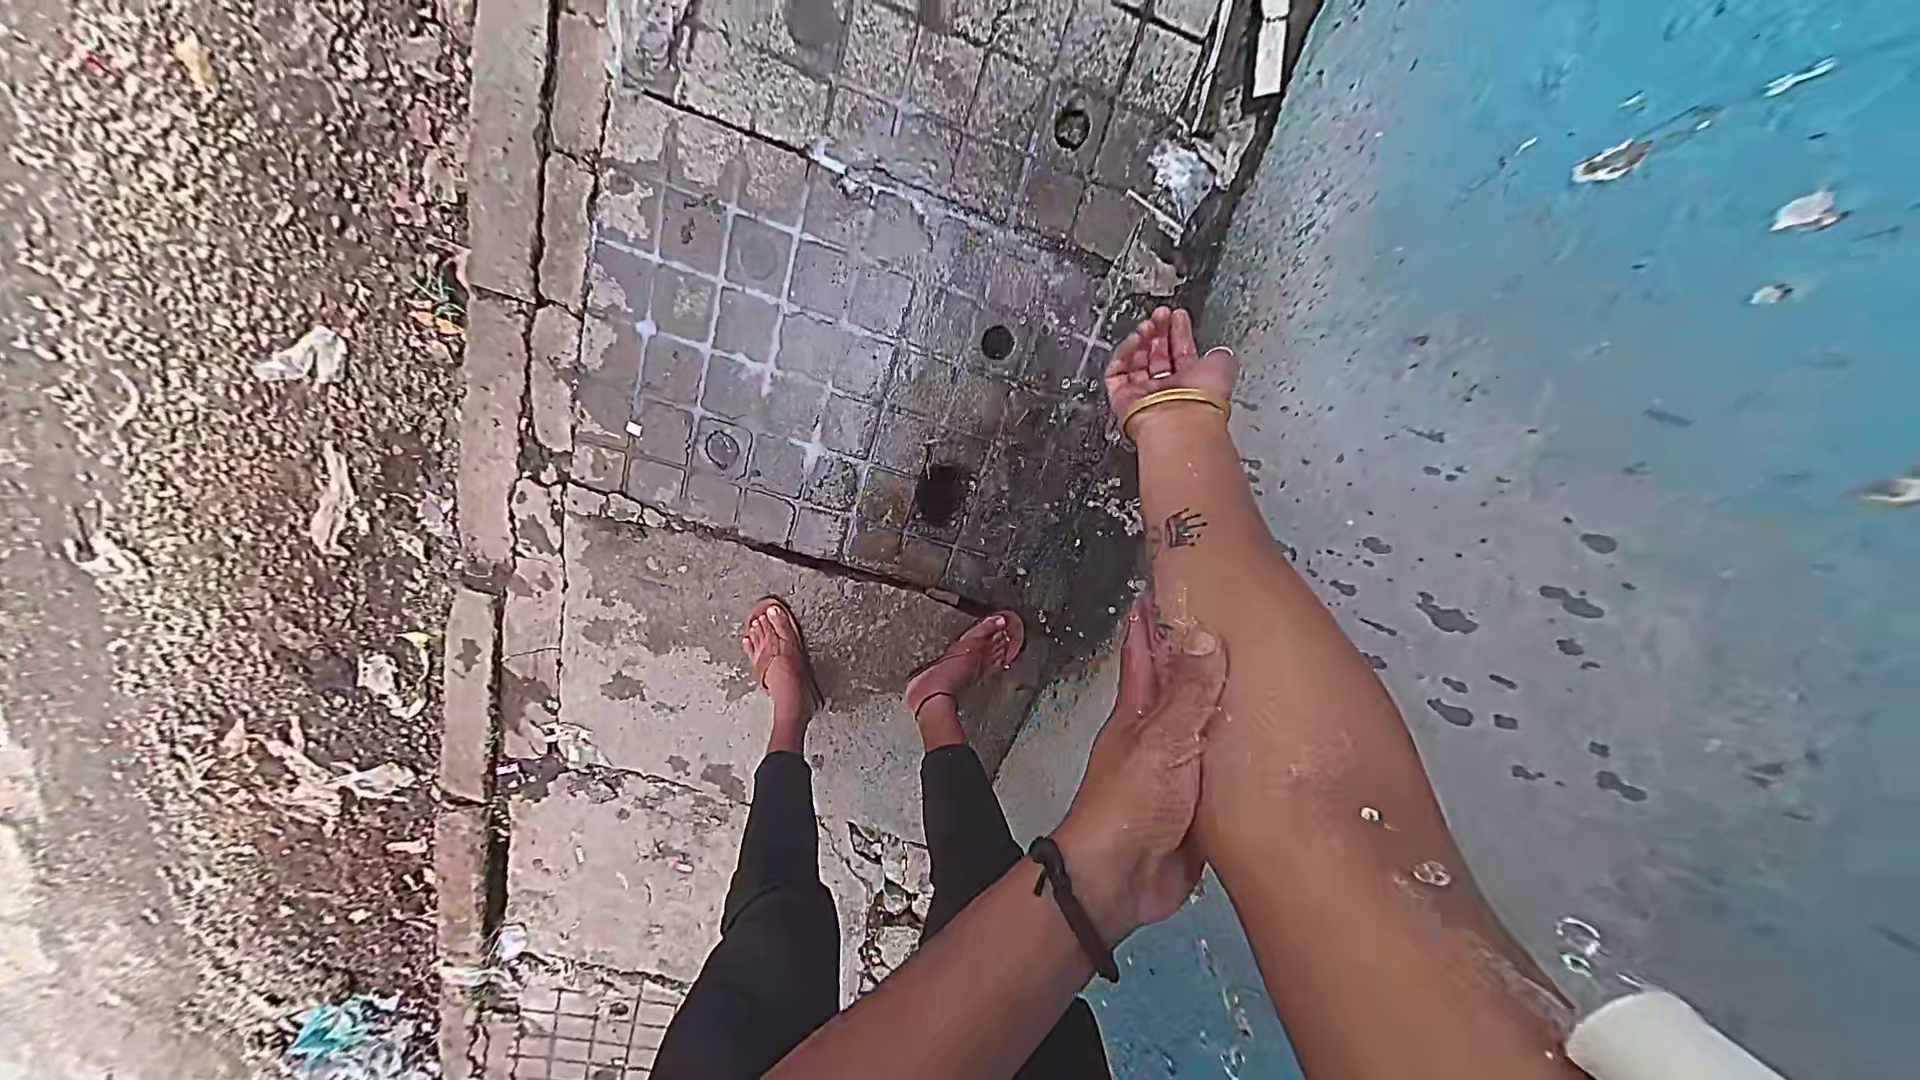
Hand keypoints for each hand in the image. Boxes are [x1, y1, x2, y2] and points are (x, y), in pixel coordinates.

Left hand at [1052, 598, 1227, 942]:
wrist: (1123, 877)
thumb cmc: (1128, 805)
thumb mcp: (1162, 742)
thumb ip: (1188, 696)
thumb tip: (1204, 639)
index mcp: (1139, 711)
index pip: (1143, 653)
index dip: (1148, 622)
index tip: (1157, 591)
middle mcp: (1155, 734)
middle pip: (1177, 686)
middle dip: (1194, 657)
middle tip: (1222, 628)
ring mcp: (1175, 768)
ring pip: (1201, 725)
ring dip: (1220, 705)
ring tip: (1252, 680)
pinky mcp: (1196, 803)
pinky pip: (1220, 768)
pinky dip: (1237, 754)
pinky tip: (1261, 748)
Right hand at [1103, 307, 1239, 426]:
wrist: (1179, 420)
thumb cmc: (1202, 399)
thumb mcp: (1223, 367)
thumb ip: (1220, 356)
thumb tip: (1218, 352)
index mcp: (1188, 384)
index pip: (1179, 353)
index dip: (1178, 332)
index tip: (1176, 316)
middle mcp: (1164, 390)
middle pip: (1156, 354)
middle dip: (1158, 332)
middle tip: (1160, 315)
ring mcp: (1142, 394)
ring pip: (1136, 361)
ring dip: (1141, 339)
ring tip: (1147, 325)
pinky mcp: (1121, 399)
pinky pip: (1116, 372)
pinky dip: (1123, 353)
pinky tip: (1134, 340)